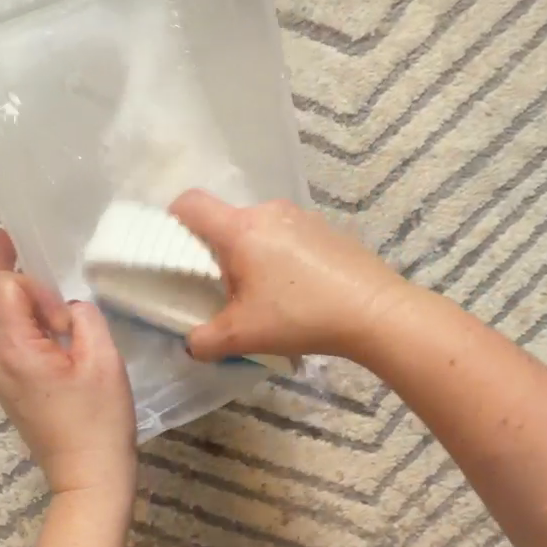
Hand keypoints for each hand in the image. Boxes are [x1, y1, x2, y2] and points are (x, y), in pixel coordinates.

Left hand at [0, 230, 136, 496]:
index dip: (32, 282)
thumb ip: (83, 318)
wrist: (89, 477)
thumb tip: (68, 309)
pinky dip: (19, 324)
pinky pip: (6, 344)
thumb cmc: (100, 421)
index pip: (3, 287)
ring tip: (36, 281)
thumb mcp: (102, 359)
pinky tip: (43, 322)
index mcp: (14, 350)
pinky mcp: (9, 391)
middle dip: (4, 271)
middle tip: (13, 240)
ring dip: (13, 300)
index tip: (64, 308)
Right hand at [169, 190, 420, 362]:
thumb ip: (204, 341)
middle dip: (216, 253)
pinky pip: (288, 238)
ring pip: (259, 231)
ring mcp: (302, 217)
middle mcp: (268, 212)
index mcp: (240, 230)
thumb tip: (192, 343)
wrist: (373, 312)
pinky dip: (280, 259)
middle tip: (222, 291)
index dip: (173, 218)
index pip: (191, 203)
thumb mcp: (241, 337)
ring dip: (251, 257)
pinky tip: (297, 293)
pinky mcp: (326, 230)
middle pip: (226, 222)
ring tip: (264, 297)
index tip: (174, 246)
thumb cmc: (299, 317)